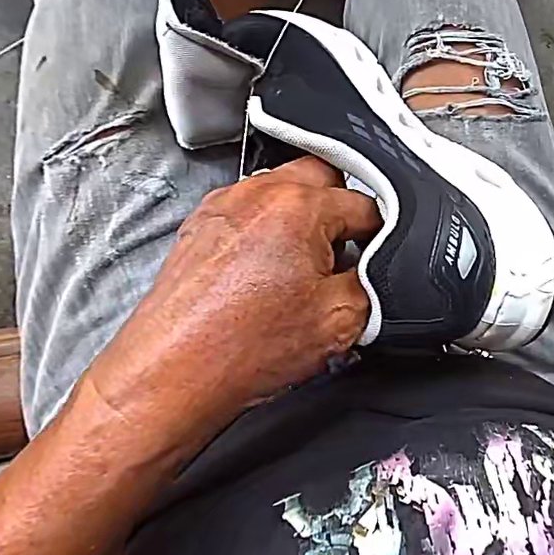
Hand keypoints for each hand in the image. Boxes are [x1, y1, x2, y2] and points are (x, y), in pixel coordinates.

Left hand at [74, 157, 380, 437]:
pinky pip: (253, 210)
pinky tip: (272, 272)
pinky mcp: (204, 224)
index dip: (382, 236)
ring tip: (307, 266)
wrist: (171, 376)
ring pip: (287, 190)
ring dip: (306, 218)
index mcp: (298, 206)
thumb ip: (374, 280)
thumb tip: (376, 268)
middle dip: (343, 211)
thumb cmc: (237, 350)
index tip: (377, 258)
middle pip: (325, 179)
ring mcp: (226, 206)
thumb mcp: (341, 320)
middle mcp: (259, 194)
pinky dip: (271, 229)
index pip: (366, 205)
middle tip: (348, 252)